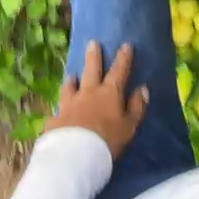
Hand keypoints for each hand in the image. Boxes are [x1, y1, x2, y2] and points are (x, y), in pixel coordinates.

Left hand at [44, 41, 148, 157]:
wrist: (75, 156)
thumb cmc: (107, 141)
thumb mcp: (129, 127)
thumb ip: (136, 107)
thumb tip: (143, 88)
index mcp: (109, 94)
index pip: (119, 71)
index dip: (123, 58)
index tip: (126, 45)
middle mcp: (89, 93)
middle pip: (91, 70)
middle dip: (94, 56)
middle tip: (93, 43)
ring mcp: (69, 104)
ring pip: (71, 86)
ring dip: (73, 79)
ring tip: (72, 75)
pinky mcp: (56, 118)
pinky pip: (59, 109)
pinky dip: (61, 107)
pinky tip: (59, 111)